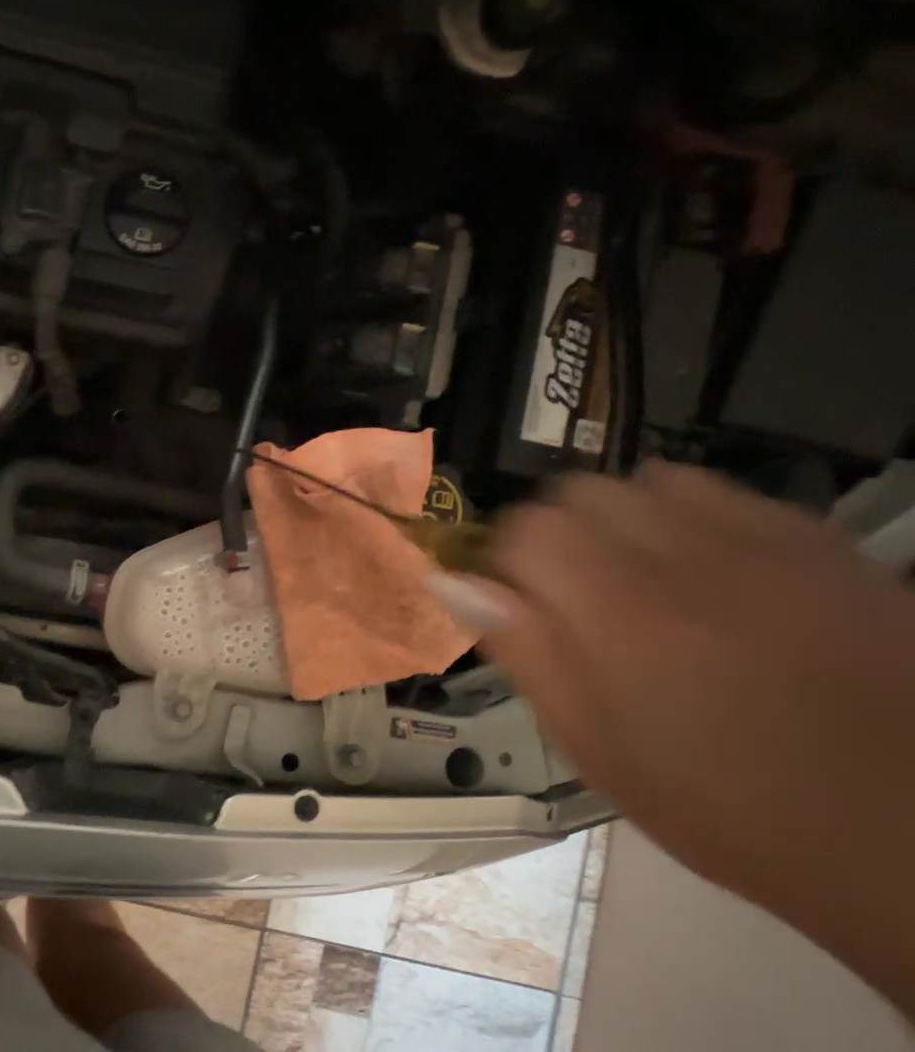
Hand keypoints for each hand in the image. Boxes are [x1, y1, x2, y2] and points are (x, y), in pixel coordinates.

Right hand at [453, 463, 914, 1007]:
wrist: (905, 840)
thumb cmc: (720, 805)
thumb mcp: (591, 744)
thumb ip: (522, 650)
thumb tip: (451, 581)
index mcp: (625, 617)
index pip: (525, 528)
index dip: (504, 559)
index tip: (516, 600)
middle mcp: (695, 563)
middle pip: (583, 492)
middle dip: (558, 532)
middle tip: (573, 592)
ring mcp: (772, 549)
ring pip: (655, 481)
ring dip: (626, 517)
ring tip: (641, 577)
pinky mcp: (830, 549)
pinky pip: (733, 496)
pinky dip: (696, 519)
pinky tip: (711, 575)